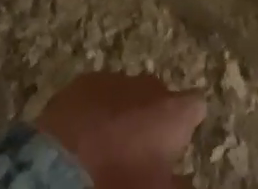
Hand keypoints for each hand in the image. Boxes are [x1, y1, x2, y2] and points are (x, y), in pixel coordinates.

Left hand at [33, 72, 205, 188]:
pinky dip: (96, 107)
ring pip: (127, 92)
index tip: (179, 140)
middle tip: (140, 147)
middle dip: (153, 115)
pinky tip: (84, 130)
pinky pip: (99, 91)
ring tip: (108, 140)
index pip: (196, 105)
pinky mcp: (84, 81)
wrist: (61, 166)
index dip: (188, 121)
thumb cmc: (120, 181)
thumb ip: (177, 183)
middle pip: (160, 95)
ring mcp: (114, 79)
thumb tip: (184, 181)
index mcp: (173, 113)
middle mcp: (148, 87)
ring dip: (123, 110)